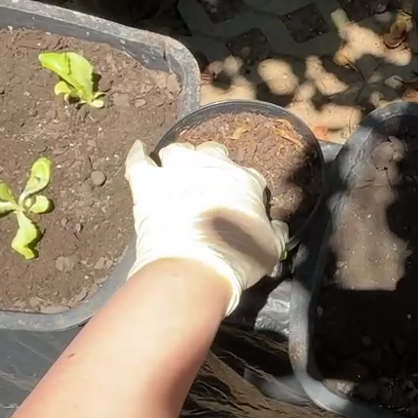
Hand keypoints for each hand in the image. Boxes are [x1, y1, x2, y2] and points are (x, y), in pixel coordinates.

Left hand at [123, 140, 286, 313]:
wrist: (195, 267)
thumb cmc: (239, 258)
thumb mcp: (272, 248)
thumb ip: (276, 231)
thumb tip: (278, 226)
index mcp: (246, 181)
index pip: (247, 176)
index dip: (242, 189)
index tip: (238, 204)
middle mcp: (214, 166)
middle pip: (213, 153)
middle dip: (210, 165)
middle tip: (207, 185)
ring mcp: (178, 170)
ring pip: (179, 151)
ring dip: (179, 159)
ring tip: (177, 171)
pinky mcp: (148, 182)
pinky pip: (140, 160)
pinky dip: (139, 155)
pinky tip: (140, 150)